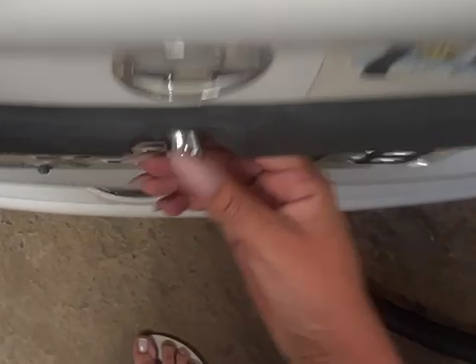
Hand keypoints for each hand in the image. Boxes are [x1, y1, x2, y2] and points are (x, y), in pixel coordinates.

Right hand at [137, 152, 400, 363]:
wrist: (326, 347)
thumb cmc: (317, 293)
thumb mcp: (269, 240)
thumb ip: (226, 197)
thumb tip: (186, 159)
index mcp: (296, 178)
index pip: (246, 140)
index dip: (210, 133)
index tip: (172, 132)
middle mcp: (276, 185)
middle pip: (224, 158)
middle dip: (185, 159)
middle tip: (150, 160)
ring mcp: (259, 205)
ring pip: (212, 178)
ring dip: (180, 179)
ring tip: (149, 180)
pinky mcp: (244, 225)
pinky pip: (210, 201)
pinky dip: (188, 199)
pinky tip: (167, 202)